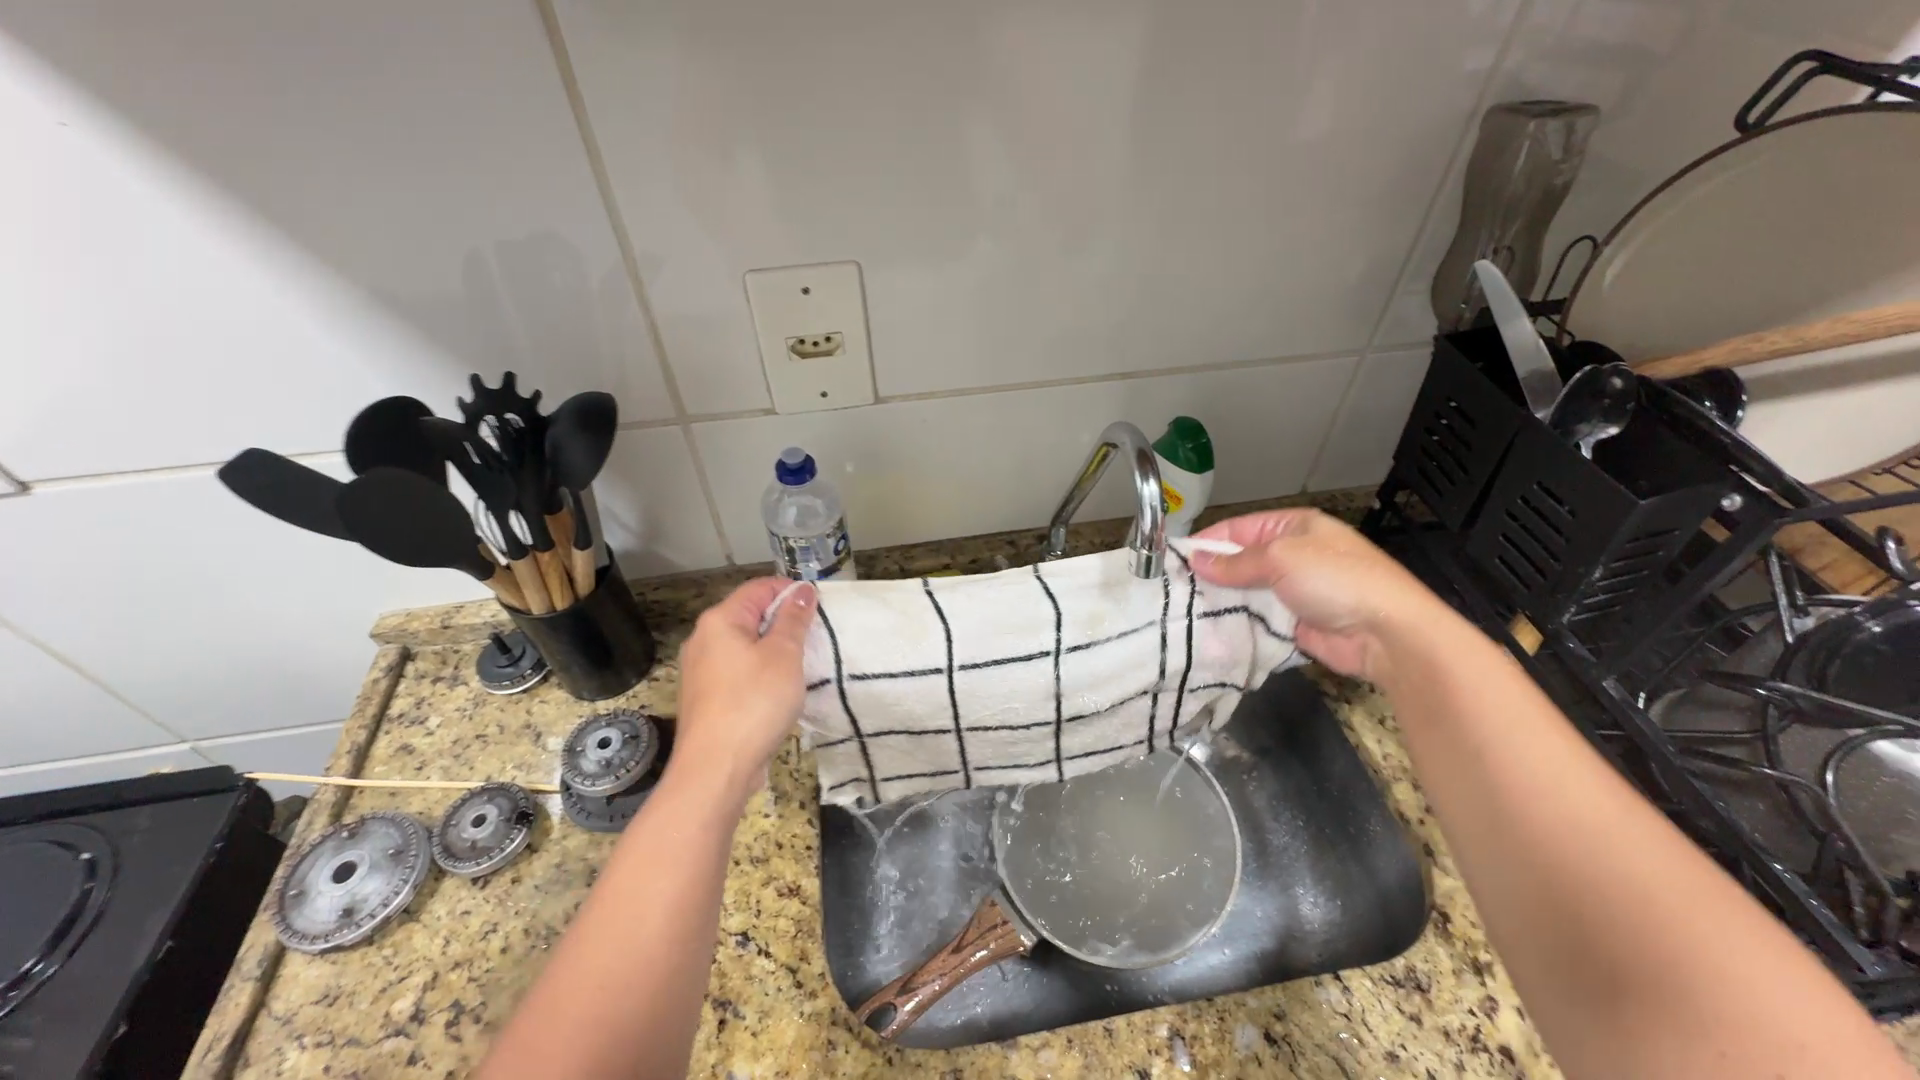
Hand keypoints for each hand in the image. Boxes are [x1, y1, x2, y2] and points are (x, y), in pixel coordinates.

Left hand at [670, 578, 816, 802]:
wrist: (716, 768)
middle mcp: (703, 640)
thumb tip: (802, 590)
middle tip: (816, 636)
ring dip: (773, 650)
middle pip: (748, 616)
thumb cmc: (753, 703)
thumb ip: (793, 620)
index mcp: (719, 620)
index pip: (758, 588)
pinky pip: (738, 673)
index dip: (790, 591)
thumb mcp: (784, 655)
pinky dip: (760, 673)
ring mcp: (701, 671)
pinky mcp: (706, 698)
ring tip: (802, 664)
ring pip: (744, 647)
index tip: (820, 605)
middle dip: (783, 622)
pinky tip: (780, 691)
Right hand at [1190, 509, 1449, 681]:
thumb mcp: (1281, 558)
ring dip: (1221, 602)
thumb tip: (1197, 560)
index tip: (1174, 559)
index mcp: (1293, 528)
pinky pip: (1257, 621)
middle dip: (1210, 574)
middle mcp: (1293, 556)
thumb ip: (1236, 562)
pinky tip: (1209, 631)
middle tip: (1172, 590)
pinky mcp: (1294, 624)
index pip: (1238, 528)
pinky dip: (1237, 625)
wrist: (1386, 634)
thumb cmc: (1337, 580)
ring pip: (1246, 593)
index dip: (1207, 541)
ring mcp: (1294, 591)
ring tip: (1182, 612)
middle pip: (1240, 561)